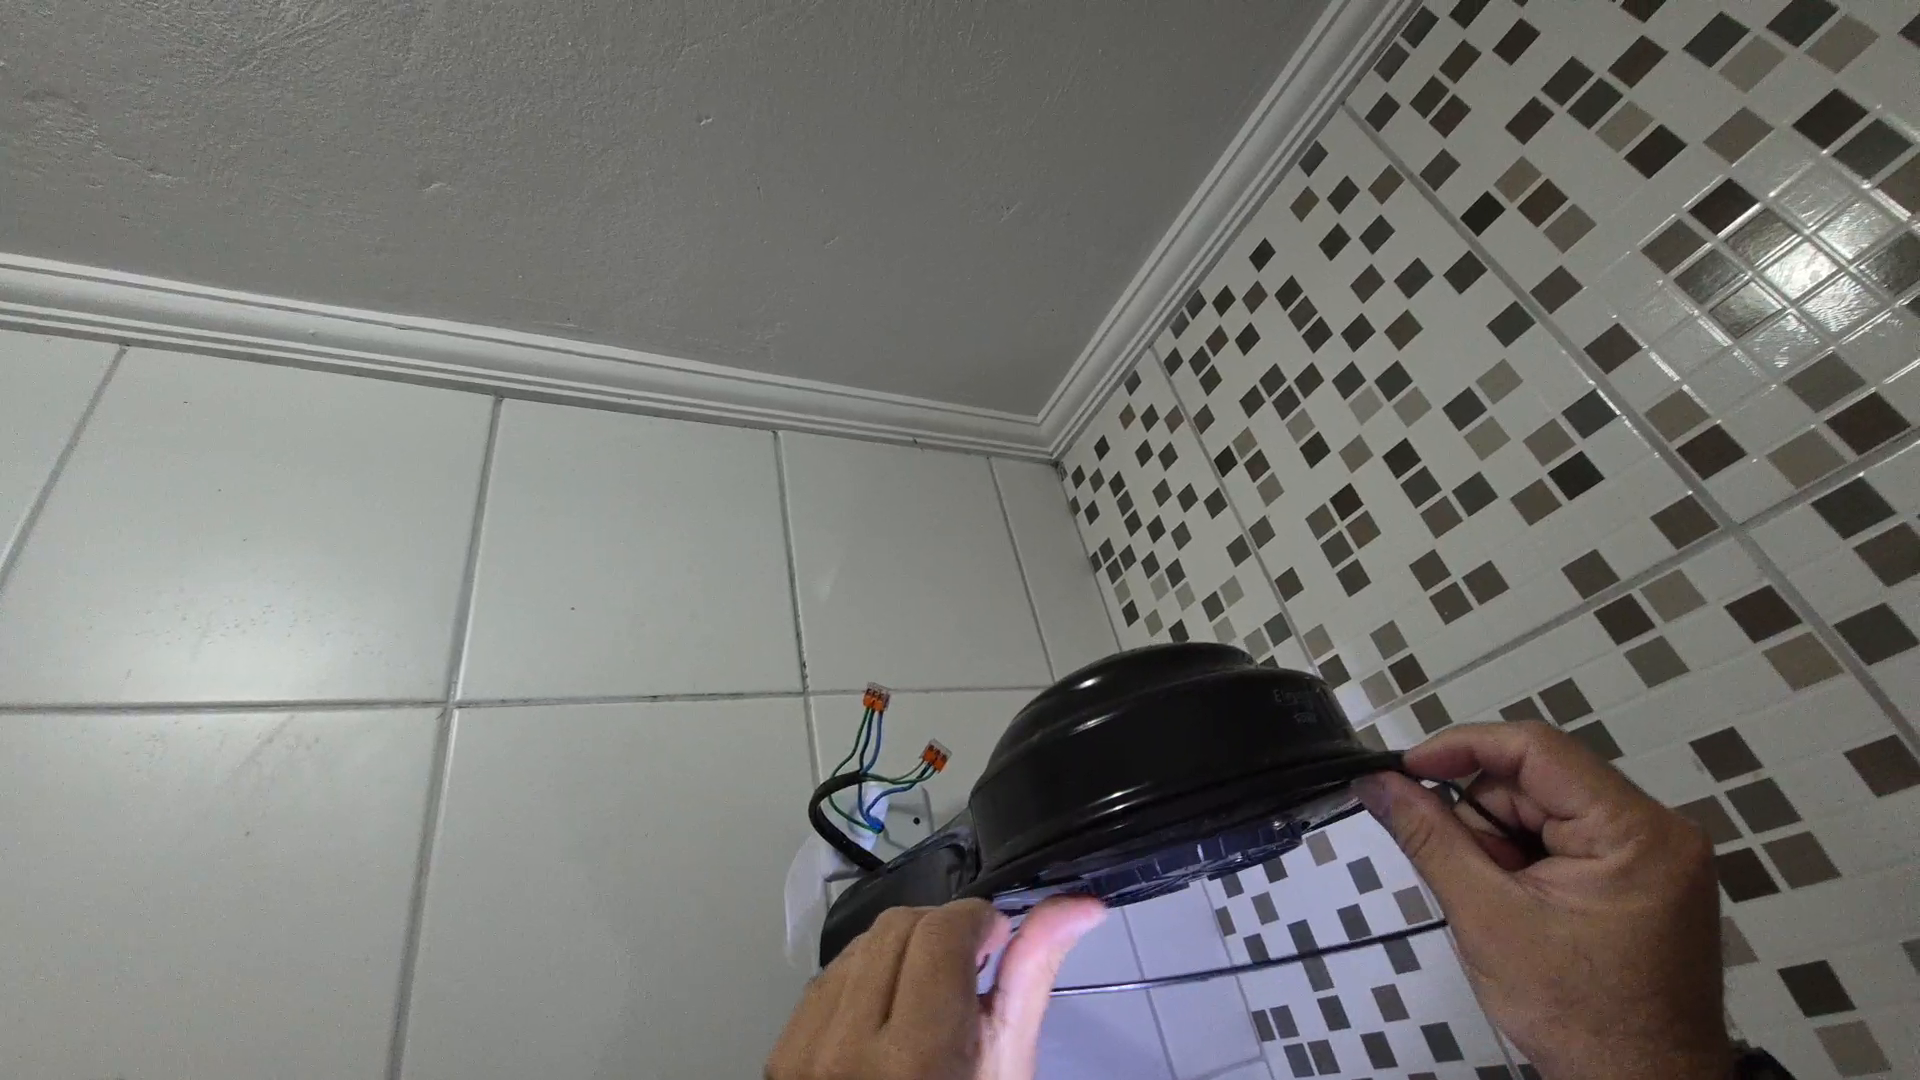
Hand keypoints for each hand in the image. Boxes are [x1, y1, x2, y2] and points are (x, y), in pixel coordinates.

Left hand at [766, 896, 1107, 1079]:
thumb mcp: (1005, 1069)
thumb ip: (1031, 976)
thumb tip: (1078, 906)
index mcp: (916, 1063)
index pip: (940, 931)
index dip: (977, 920)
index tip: (996, 939)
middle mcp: (846, 1053)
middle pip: (898, 926)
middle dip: (943, 931)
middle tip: (970, 964)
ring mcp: (803, 1055)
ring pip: (861, 942)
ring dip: (904, 948)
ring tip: (930, 989)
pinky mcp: (781, 1055)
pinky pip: (829, 975)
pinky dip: (867, 972)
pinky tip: (889, 1007)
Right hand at [1352, 721, 1732, 1079]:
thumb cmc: (1573, 1011)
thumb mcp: (1484, 915)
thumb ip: (1426, 835)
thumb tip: (1372, 780)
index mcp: (1636, 832)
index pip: (1534, 749)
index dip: (1460, 747)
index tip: (1403, 772)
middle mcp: (1654, 828)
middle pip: (1530, 780)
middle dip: (1481, 820)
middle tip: (1473, 880)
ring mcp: (1648, 852)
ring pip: (1533, 806)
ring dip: (1496, 842)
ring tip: (1501, 903)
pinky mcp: (1634, 873)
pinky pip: (1552, 834)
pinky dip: (1516, 858)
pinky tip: (1519, 902)